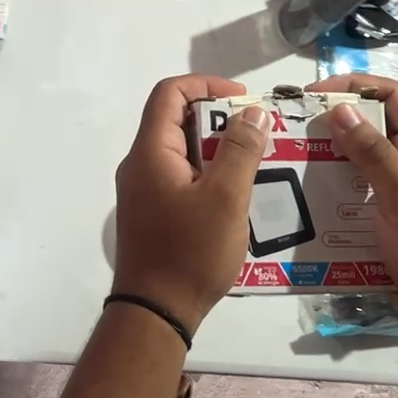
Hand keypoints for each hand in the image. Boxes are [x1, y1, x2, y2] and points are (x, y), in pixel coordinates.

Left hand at [111, 75, 266, 334]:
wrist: (155, 312)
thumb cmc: (189, 251)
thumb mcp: (225, 198)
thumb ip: (239, 150)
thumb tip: (251, 112)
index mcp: (150, 151)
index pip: (169, 93)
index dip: (205, 85)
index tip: (243, 99)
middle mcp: (140, 164)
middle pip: (175, 120)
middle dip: (218, 119)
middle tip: (258, 134)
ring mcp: (143, 189)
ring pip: (180, 151)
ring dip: (216, 149)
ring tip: (256, 163)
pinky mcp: (151, 212)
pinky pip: (179, 176)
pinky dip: (207, 173)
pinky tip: (237, 195)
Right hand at [309, 73, 397, 343]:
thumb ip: (374, 154)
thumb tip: (339, 108)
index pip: (390, 98)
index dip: (353, 87)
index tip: (312, 94)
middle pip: (364, 127)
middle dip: (327, 123)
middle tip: (286, 129)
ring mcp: (390, 193)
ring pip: (349, 162)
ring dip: (320, 159)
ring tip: (284, 160)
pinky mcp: (376, 220)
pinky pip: (344, 195)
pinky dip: (322, 192)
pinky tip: (296, 198)